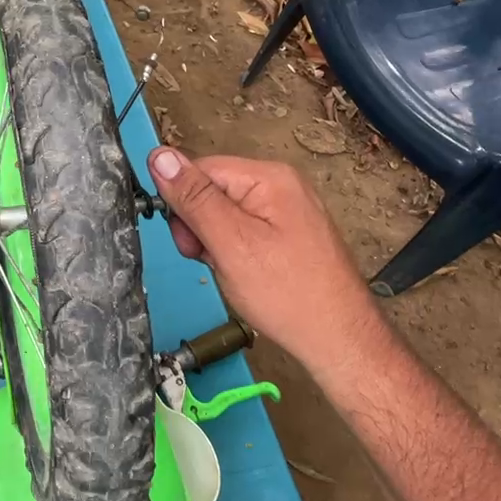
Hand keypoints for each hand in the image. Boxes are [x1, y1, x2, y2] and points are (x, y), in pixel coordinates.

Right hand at [147, 148, 389, 379]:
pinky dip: (233, 250)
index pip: (199, 170)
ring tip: (232, 272)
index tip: (189, 243)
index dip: (183, 205)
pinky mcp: (289, 232)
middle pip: (211, 190)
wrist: (341, 344)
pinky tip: (245, 273)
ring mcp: (287, 209)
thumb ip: (193, 198)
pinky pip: (243, 228)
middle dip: (200, 226)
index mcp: (268, 177)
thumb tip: (159, 156)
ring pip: (224, 213)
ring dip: (215, 242)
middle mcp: (280, 184)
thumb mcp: (230, 243)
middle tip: (211, 260)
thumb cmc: (288, 295)